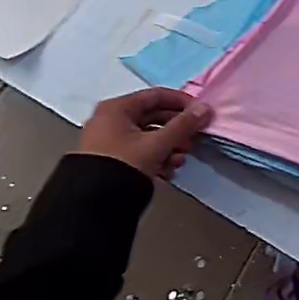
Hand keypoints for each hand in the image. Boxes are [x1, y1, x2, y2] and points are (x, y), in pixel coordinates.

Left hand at [74, 88, 213, 179]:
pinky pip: (138, 150)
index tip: (201, 112)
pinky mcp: (108, 159)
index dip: (182, 102)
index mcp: (117, 108)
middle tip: (193, 139)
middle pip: (153, 116)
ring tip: (180, 159)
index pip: (157, 95)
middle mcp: (109, 119)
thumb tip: (205, 109)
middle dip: (177, 129)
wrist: (93, 204)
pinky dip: (156, 157)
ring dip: (169, 146)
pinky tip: (167, 170)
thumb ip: (184, 125)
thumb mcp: (158, 143)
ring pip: (147, 135)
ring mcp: (107, 140)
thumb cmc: (125, 163)